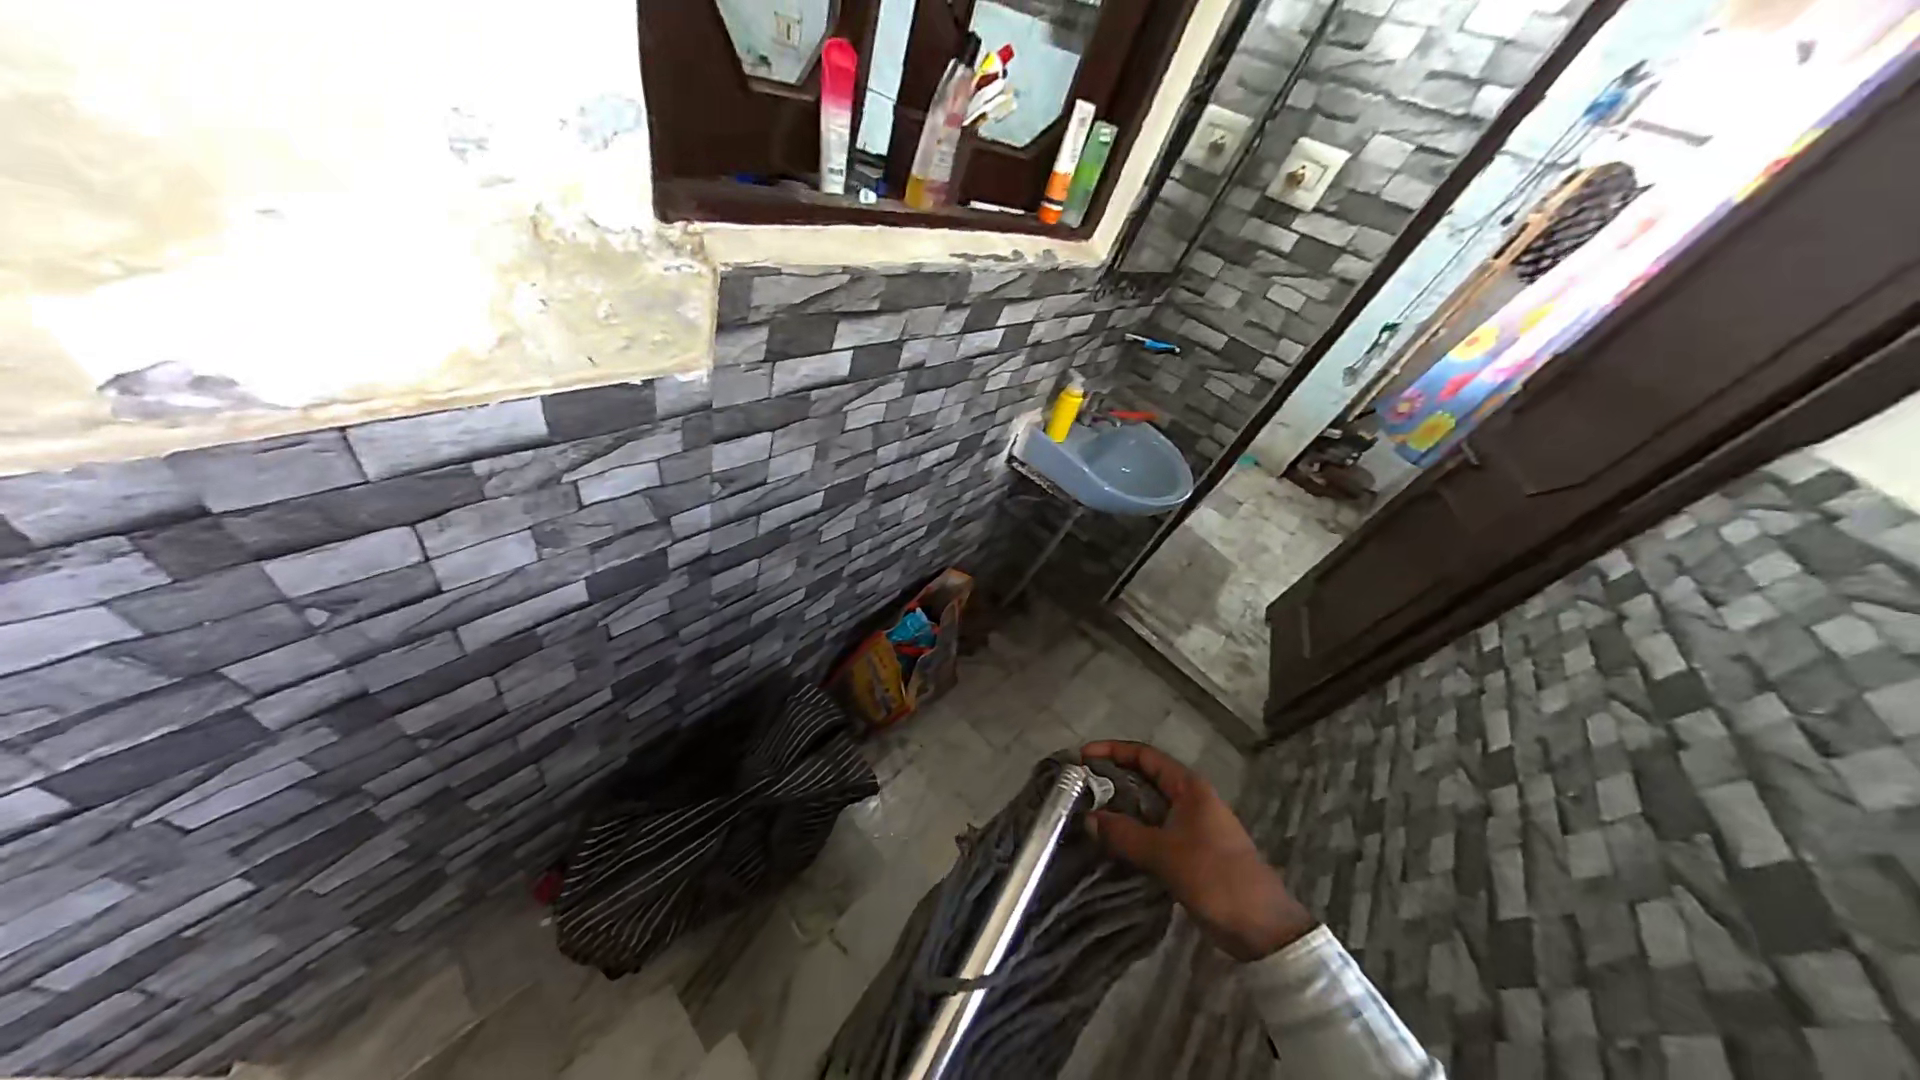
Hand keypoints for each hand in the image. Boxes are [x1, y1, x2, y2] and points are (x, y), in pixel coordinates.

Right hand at [1082, 740, 1316, 961]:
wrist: (1261, 928)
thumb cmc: (1216, 877)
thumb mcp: (1165, 853)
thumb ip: (1124, 833)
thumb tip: (1088, 818)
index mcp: (1189, 788)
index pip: (1146, 756)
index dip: (1113, 751)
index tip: (1083, 756)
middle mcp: (1189, 800)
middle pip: (1144, 778)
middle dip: (1111, 779)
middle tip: (1077, 788)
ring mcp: (1190, 827)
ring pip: (1147, 807)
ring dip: (1119, 808)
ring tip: (1086, 814)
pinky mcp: (1188, 852)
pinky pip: (1152, 832)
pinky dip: (1130, 832)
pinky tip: (1109, 843)